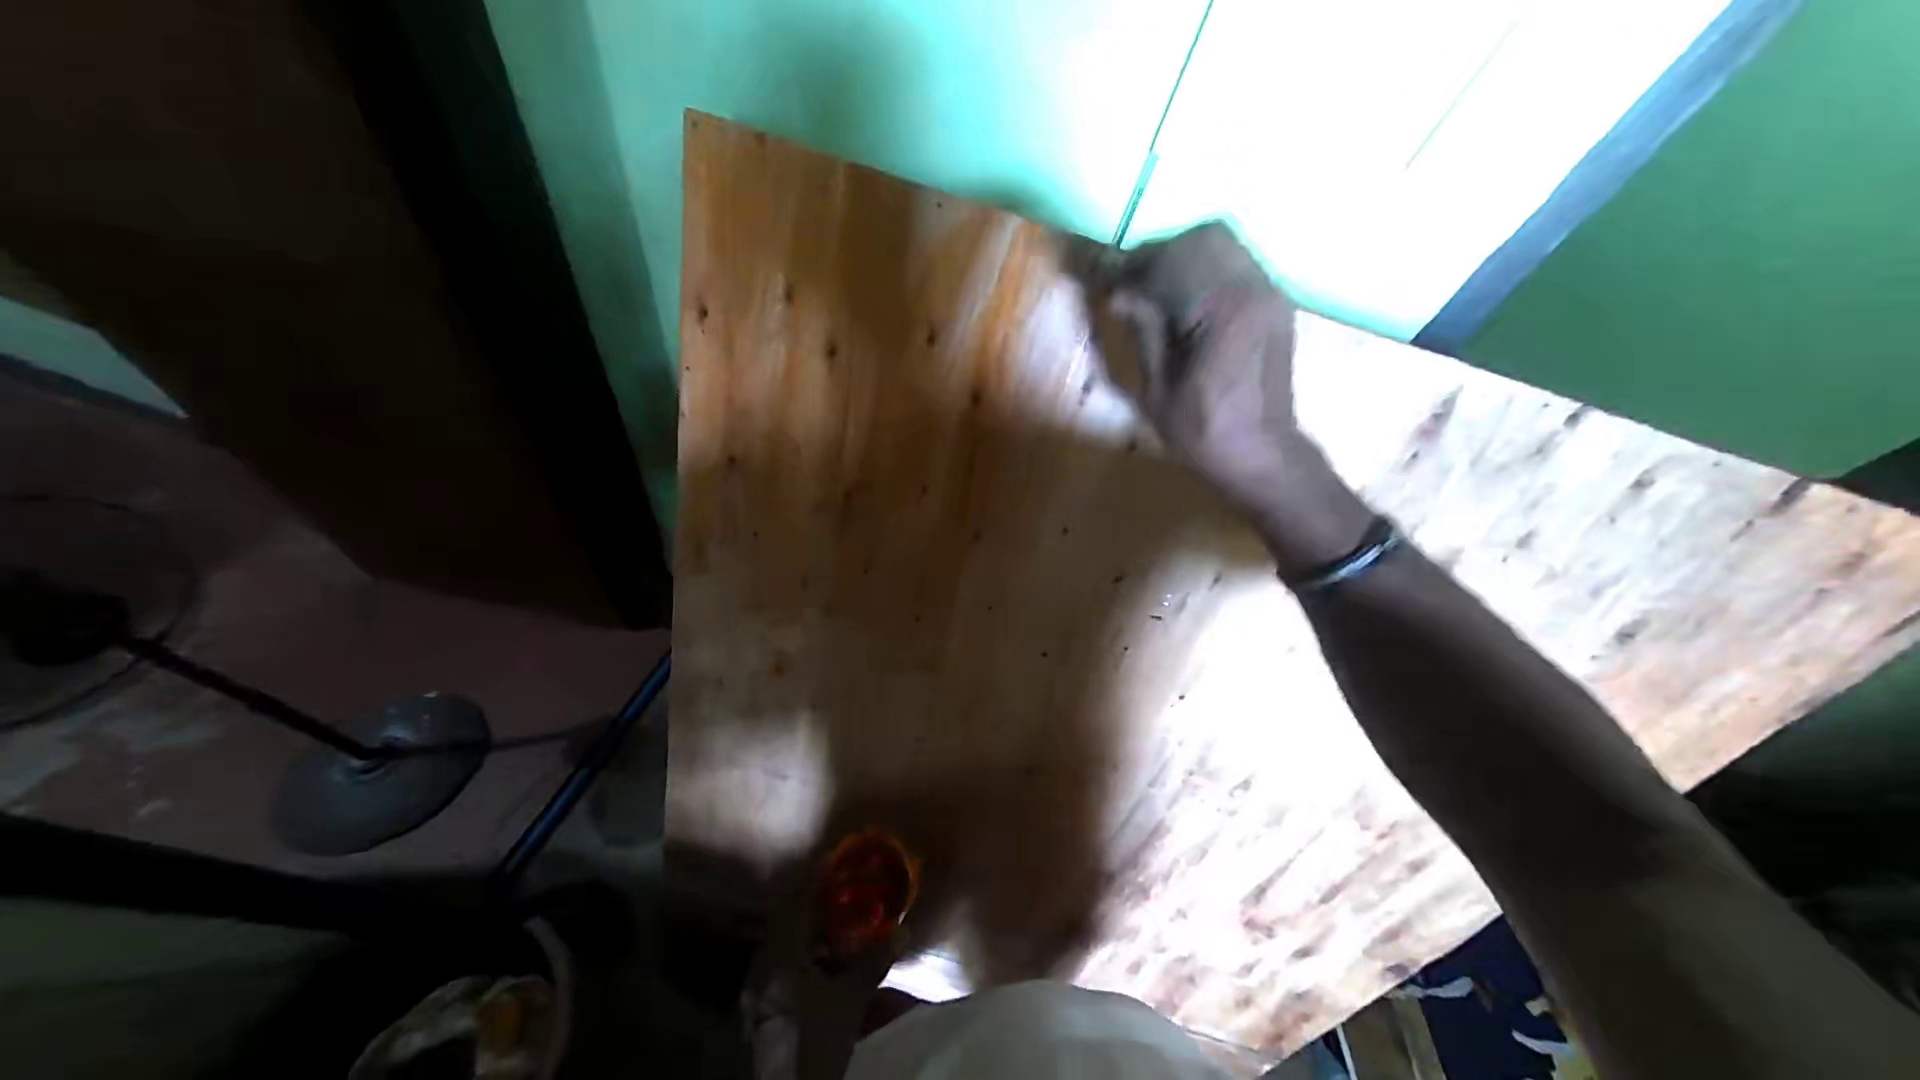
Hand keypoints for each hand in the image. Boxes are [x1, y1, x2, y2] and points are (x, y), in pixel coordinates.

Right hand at [1098, 223, 1372, 574]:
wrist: (1262, 454)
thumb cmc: (1203, 433)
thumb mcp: (1158, 390)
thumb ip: (1144, 332)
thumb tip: (1119, 293)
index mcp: (1225, 309)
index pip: (1172, 261)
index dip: (1131, 265)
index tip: (1102, 274)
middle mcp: (1255, 287)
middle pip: (1202, 238)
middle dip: (1158, 254)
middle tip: (1128, 281)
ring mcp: (1272, 292)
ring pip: (1223, 244)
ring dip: (1182, 257)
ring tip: (1152, 288)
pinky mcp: (1276, 303)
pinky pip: (1237, 263)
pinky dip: (1205, 269)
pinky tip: (1183, 299)